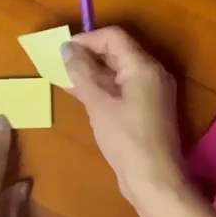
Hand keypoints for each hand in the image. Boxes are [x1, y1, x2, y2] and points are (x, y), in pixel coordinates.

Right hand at [61, 27, 184, 201]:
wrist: (153, 179)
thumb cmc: (125, 138)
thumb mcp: (98, 103)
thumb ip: (81, 72)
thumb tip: (67, 48)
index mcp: (143, 66)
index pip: (113, 37)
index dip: (86, 39)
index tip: (62, 51)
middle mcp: (152, 73)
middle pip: (118, 51)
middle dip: (88, 55)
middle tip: (61, 66)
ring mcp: (152, 91)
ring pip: (119, 70)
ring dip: (94, 72)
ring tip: (67, 80)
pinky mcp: (148, 107)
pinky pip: (123, 86)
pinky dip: (103, 86)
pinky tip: (83, 95)